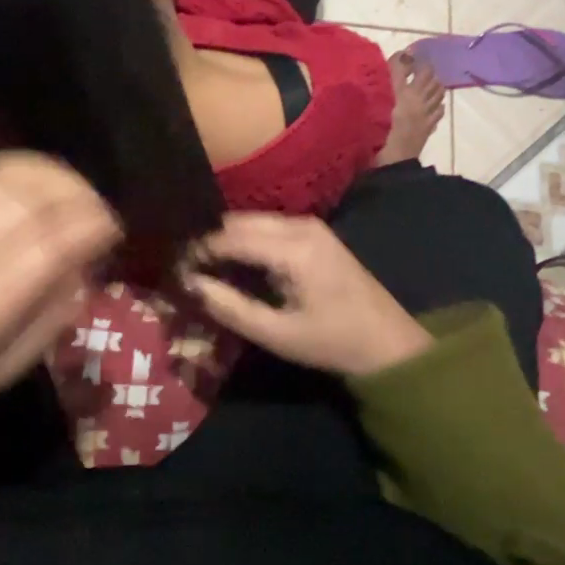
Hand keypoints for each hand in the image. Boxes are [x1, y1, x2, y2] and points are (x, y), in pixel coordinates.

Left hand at [0, 153, 121, 495]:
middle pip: (27, 201)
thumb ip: (55, 309)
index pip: (51, 244)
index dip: (91, 224)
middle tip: (95, 202)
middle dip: (74, 193)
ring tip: (68, 186)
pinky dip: (4, 177)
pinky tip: (24, 186)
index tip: (114, 223)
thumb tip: (88, 253)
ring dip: (43, 176)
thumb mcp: (11, 366)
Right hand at [185, 213, 432, 376]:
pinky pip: (267, 226)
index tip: (175, 269)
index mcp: (293, 249)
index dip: (198, 251)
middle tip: (187, 267)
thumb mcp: (277, 334)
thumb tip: (190, 284)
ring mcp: (309, 225)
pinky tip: (234, 262)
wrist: (389, 343)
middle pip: (239, 221)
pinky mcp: (313, 231)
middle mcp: (300, 225)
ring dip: (227, 238)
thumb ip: (231, 307)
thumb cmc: (333, 342)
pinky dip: (245, 239)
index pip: (230, 237)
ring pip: (251, 221)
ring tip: (206, 266)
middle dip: (210, 241)